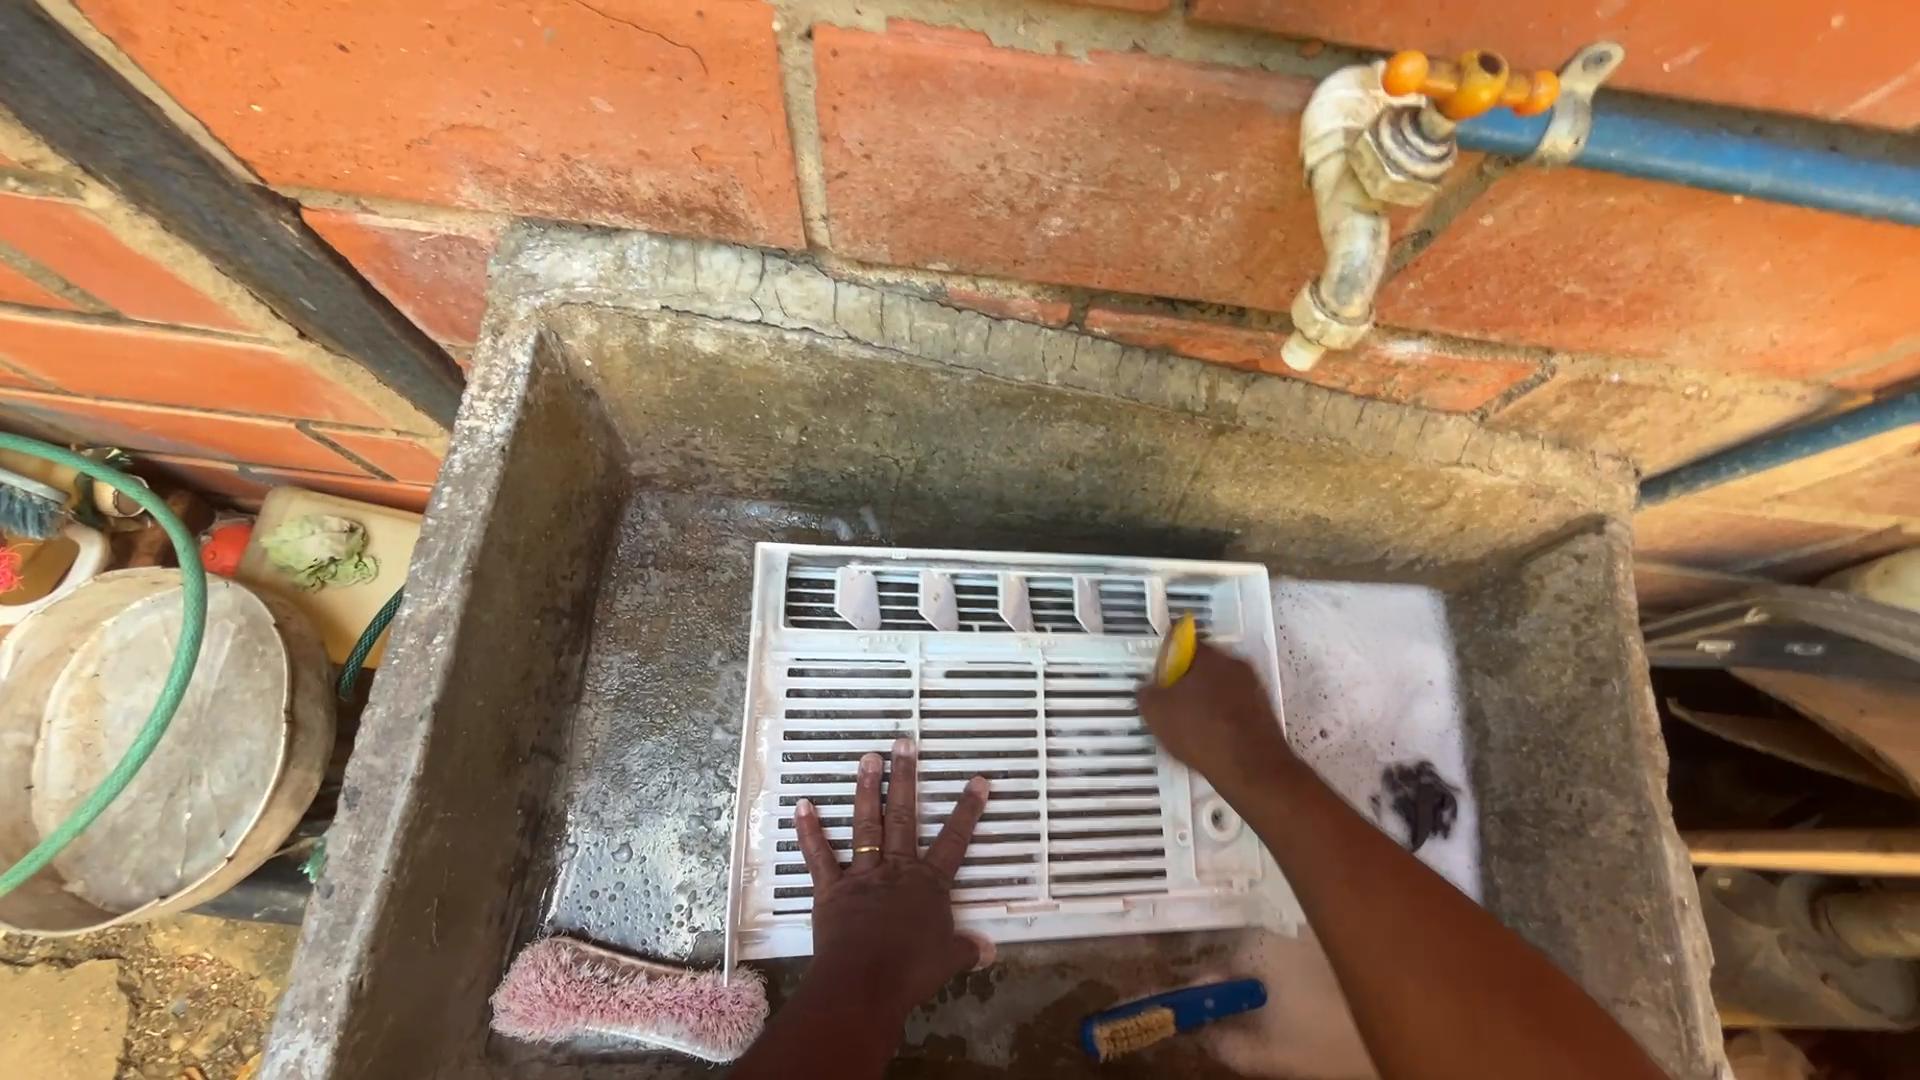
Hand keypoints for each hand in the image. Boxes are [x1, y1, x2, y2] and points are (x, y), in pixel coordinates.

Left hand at [793, 739, 989, 1025]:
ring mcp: (863, 874)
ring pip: (867, 824)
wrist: (864, 984)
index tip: (978, 780)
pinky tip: (802, 805)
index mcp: (928, 883)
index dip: (968, 810)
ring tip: (866, 757)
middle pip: (904, 816)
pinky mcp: (832, 888)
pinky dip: (809, 831)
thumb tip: (990, 951)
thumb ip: (966, 949)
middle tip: (903, 743)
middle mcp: (897, 868)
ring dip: (866, 789)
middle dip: (905, 777)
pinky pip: (819, 856)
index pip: (954, 839)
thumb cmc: (909, 971)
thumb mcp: (947, 961)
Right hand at [1137, 640, 1292, 790]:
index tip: (1160, 677)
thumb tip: (1147, 690)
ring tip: (1190, 726)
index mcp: (1209, 656)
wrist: (1250, 769)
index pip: (1182, 643)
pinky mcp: (1265, 712)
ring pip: (1222, 687)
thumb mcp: (1156, 712)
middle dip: (1187, 681)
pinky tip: (1211, 739)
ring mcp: (1254, 688)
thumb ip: (1146, 692)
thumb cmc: (1203, 733)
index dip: (1167, 660)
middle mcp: (1236, 665)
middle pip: (1204, 665)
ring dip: (1207, 700)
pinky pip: (1236, 707)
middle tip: (1172, 702)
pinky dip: (1223, 718)